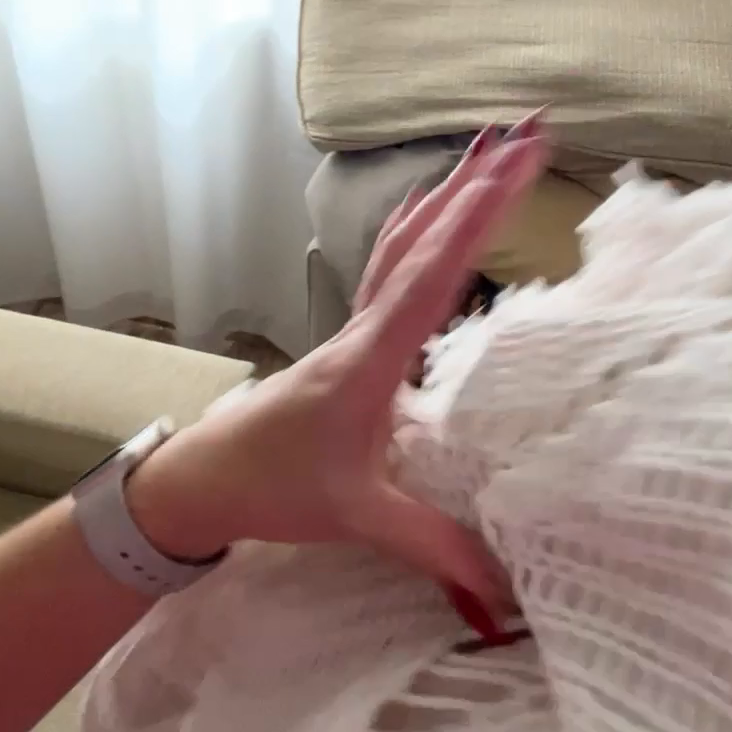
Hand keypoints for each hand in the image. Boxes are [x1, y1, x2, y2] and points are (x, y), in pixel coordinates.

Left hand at [125, 114, 546, 612]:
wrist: (205, 475)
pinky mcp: (354, 335)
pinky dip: (419, 224)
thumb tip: (507, 597)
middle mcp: (365, 326)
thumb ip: (434, 547)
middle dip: (477, 183)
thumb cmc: (272, 486)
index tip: (515, 166)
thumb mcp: (356, 518)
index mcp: (370, 359)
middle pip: (424, 238)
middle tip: (526, 133)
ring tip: (490, 149)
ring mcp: (357, 325)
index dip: (475, 220)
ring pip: (405, 242)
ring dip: (449, 193)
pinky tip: (430, 207)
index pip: (431, 275)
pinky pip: (390, 263)